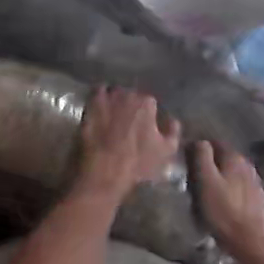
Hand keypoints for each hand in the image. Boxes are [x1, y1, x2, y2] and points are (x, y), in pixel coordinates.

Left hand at [75, 86, 180, 201]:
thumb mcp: (166, 151)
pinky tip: (99, 107)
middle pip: (131, 95)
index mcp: (146, 103)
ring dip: (114, 100)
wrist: (106, 170)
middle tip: (128, 120)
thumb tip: (173, 120)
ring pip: (113, 92)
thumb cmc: (138, 162)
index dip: (147, 114)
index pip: (149, 102)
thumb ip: (173, 131)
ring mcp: (107, 97)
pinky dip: (99, 97)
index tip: (144, 124)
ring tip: (112, 113)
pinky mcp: (91, 104)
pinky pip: (97, 93)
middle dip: (130, 105)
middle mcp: (127, 94)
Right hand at [194, 140, 263, 256]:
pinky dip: (234, 188)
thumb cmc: (221, 209)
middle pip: (227, 157)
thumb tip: (201, 141)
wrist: (247, 240)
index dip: (202, 149)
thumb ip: (202, 156)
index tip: (191, 159)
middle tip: (199, 174)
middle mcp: (248, 165)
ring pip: (236, 172)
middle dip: (214, 162)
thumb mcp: (205, 180)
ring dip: (225, 175)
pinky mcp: (259, 198)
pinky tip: (228, 198)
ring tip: (213, 187)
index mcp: (234, 158)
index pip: (216, 143)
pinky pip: (243, 186)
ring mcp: (256, 182)